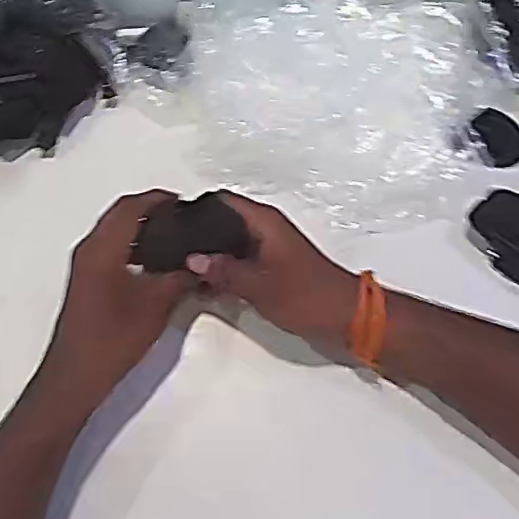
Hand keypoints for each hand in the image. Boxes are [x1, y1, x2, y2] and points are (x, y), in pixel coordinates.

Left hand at [35, 190, 199, 406]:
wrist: (76, 375)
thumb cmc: (112, 340)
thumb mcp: (155, 306)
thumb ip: (180, 279)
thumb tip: (198, 265)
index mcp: (102, 248)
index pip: (130, 207)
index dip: (157, 199)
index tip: (181, 201)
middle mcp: (89, 249)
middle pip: (120, 214)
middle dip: (149, 209)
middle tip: (179, 216)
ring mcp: (84, 264)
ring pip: (114, 230)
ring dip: (140, 226)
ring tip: (171, 236)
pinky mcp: (86, 278)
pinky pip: (110, 246)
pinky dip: (131, 243)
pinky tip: (153, 261)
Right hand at [188, 192, 358, 349]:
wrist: (346, 318)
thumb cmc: (306, 296)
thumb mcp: (258, 286)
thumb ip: (223, 271)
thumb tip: (191, 260)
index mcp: (263, 221)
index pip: (221, 200)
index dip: (196, 208)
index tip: (173, 222)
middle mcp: (264, 227)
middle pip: (222, 220)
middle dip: (198, 233)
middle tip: (172, 248)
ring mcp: (268, 246)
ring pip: (229, 241)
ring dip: (210, 253)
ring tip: (183, 268)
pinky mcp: (271, 265)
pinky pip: (239, 258)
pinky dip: (223, 267)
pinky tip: (206, 284)